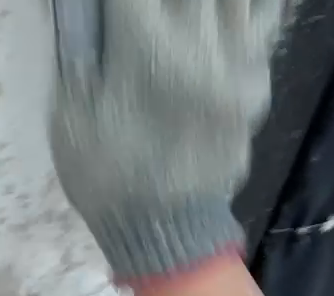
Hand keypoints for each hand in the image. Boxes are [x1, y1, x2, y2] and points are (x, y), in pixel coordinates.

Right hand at [49, 0, 286, 284]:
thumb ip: (81, 52)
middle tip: (151, 15)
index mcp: (147, 48)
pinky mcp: (258, 83)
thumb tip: (92, 16)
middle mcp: (202, 41)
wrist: (164, 235)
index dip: (117, 1)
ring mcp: (239, 60)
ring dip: (210, 4)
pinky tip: (221, 25)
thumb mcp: (70, 119)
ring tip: (190, 18)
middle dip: (161, 2)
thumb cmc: (108, 181)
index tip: (111, 9)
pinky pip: (263, 22)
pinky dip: (242, 14)